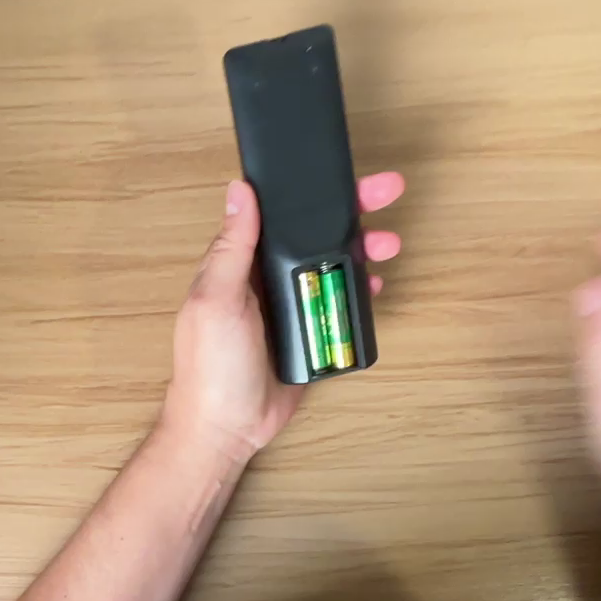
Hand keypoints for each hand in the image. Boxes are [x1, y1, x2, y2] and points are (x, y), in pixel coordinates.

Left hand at [161, 173, 405, 462]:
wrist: (227, 428)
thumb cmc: (211, 365)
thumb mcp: (217, 300)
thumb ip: (231, 248)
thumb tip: (239, 189)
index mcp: (238, 265)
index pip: (276, 215)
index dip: (307, 192)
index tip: (342, 172)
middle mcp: (264, 281)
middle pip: (312, 237)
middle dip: (349, 213)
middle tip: (387, 192)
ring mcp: (288, 308)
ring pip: (331, 268)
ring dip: (361, 251)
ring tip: (389, 245)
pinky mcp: (308, 335)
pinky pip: (338, 306)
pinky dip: (359, 293)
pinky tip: (376, 287)